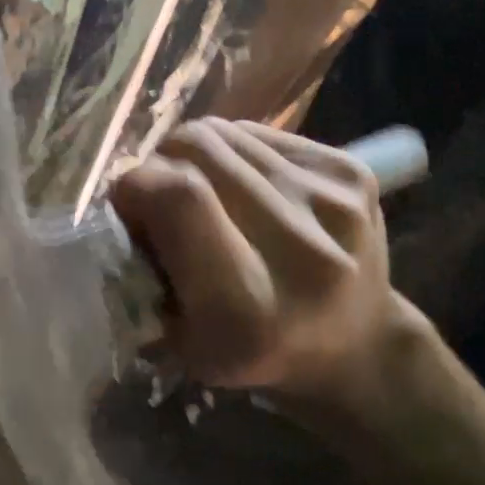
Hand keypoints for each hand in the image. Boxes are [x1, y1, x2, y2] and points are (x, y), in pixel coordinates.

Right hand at [110, 119, 427, 409]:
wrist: (360, 344)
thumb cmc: (255, 352)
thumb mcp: (182, 343)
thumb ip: (144, 275)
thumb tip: (123, 206)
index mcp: (251, 308)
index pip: (179, 198)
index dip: (137, 188)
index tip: (128, 210)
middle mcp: (301, 248)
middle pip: (196, 150)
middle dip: (158, 165)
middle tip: (158, 198)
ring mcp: (334, 201)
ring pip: (221, 132)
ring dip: (193, 156)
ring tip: (202, 192)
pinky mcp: (352, 170)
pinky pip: (256, 132)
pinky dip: (231, 153)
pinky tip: (242, 188)